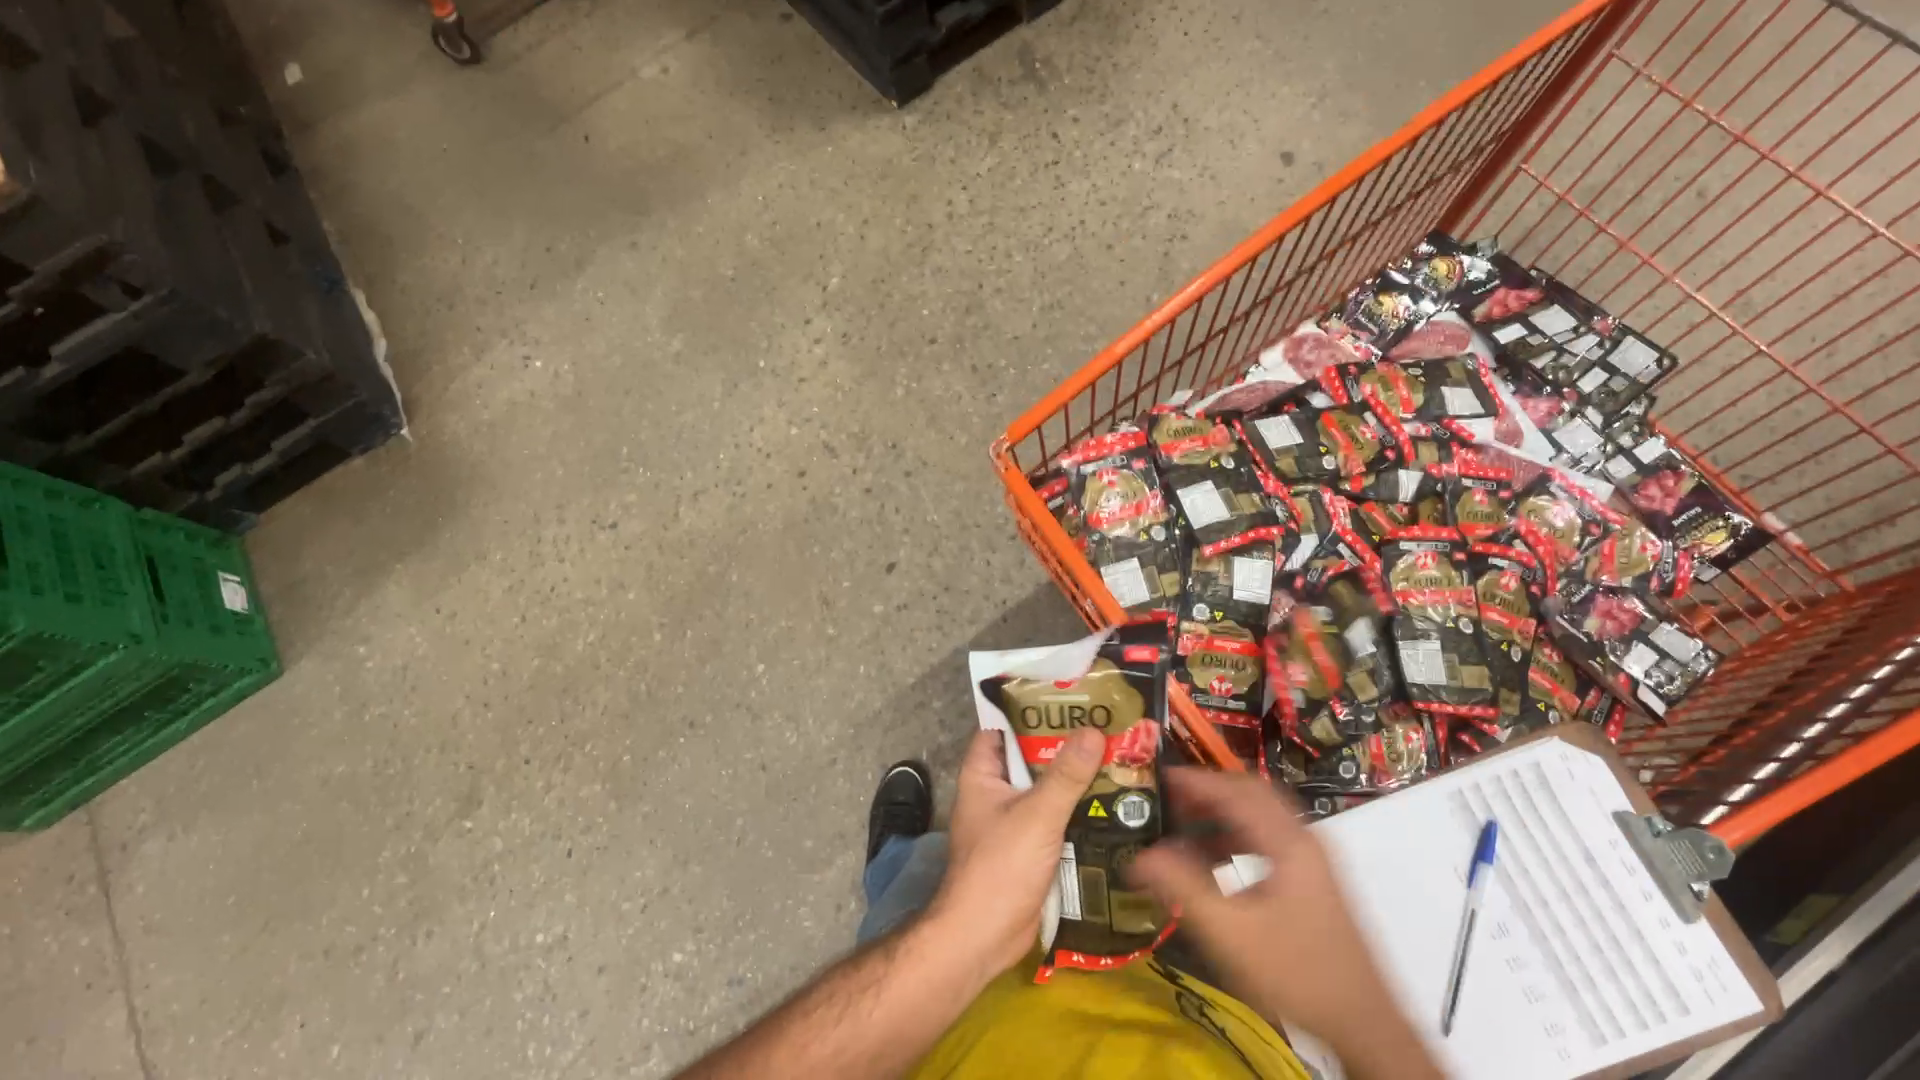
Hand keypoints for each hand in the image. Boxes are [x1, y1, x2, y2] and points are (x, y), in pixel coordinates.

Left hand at [924, 727, 1105, 981]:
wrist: (984, 937)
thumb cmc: (1000, 866)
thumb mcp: (1037, 814)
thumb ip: (1065, 774)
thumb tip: (1093, 730)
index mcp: (982, 776)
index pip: (1000, 729)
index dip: (1028, 711)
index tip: (1066, 697)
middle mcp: (994, 795)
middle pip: (1030, 759)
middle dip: (1063, 745)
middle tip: (1106, 726)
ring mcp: (1012, 824)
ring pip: (1046, 790)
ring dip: (1075, 780)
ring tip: (1118, 757)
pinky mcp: (1029, 850)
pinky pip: (1055, 820)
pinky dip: (1078, 811)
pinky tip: (1112, 804)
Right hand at [1127, 769, 1402, 1054]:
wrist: (1364, 1023)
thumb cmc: (1296, 974)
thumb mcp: (1230, 933)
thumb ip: (1183, 889)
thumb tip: (1139, 857)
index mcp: (1289, 843)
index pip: (1237, 791)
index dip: (1196, 780)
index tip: (1160, 777)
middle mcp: (1305, 840)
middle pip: (1253, 795)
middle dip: (1210, 791)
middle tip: (1170, 797)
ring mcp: (1313, 861)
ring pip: (1262, 818)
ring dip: (1223, 814)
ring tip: (1184, 824)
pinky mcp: (1313, 882)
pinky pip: (1269, 841)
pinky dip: (1237, 837)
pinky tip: (1213, 861)